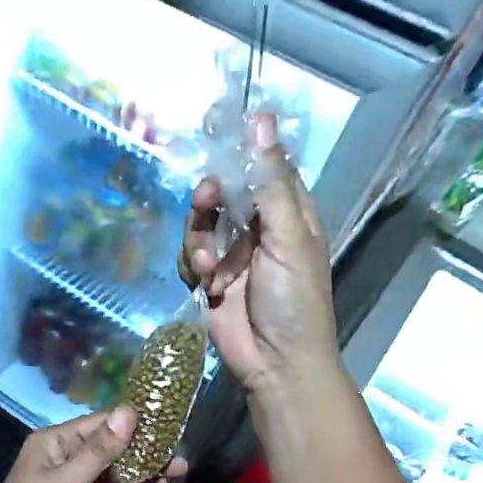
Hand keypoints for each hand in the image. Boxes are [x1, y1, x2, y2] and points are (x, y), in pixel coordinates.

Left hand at [0, 407, 187, 482]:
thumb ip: (100, 450)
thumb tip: (130, 411)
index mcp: (53, 440)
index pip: (101, 423)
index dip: (135, 426)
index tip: (170, 431)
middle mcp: (59, 452)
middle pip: (108, 445)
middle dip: (142, 453)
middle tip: (179, 463)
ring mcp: (64, 476)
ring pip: (107, 467)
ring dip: (136, 472)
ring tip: (170, 480)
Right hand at [178, 113, 338, 396]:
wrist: (276, 363)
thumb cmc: (294, 300)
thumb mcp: (288, 237)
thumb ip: (270, 182)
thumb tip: (261, 119)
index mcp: (287, 213)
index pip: (262, 167)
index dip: (240, 150)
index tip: (214, 127)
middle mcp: (257, 230)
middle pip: (223, 193)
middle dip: (210, 198)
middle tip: (206, 200)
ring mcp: (231, 257)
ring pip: (200, 226)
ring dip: (198, 239)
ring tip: (208, 264)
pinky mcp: (208, 283)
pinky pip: (188, 259)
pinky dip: (191, 266)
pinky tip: (205, 284)